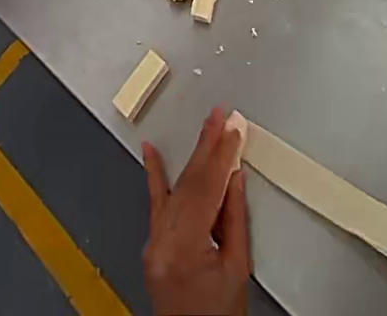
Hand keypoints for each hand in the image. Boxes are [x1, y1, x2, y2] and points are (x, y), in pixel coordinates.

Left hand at [142, 107, 249, 315]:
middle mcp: (162, 242)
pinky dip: (153, 175)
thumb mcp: (237, 269)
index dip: (221, 155)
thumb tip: (233, 176)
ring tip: (205, 128)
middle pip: (190, 184)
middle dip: (208, 147)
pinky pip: (154, 204)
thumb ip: (235, 219)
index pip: (207, 189)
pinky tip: (149, 151)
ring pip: (176, 189)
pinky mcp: (153, 245)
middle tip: (219, 117)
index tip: (232, 130)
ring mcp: (154, 243)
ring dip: (193, 157)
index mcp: (185, 248)